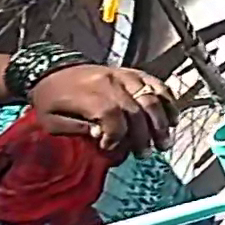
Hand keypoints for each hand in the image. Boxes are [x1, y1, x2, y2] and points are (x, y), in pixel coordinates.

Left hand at [28, 64, 175, 160]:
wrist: (54, 70)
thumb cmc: (51, 100)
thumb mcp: (52, 121)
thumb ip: (79, 129)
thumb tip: (104, 136)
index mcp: (88, 93)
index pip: (111, 115)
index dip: (116, 134)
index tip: (109, 149)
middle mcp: (111, 81)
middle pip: (137, 108)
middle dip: (143, 135)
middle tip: (145, 154)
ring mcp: (125, 74)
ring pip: (152, 96)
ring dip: (162, 121)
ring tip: (164, 140)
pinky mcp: (133, 72)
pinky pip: (158, 84)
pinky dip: (168, 101)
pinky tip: (172, 117)